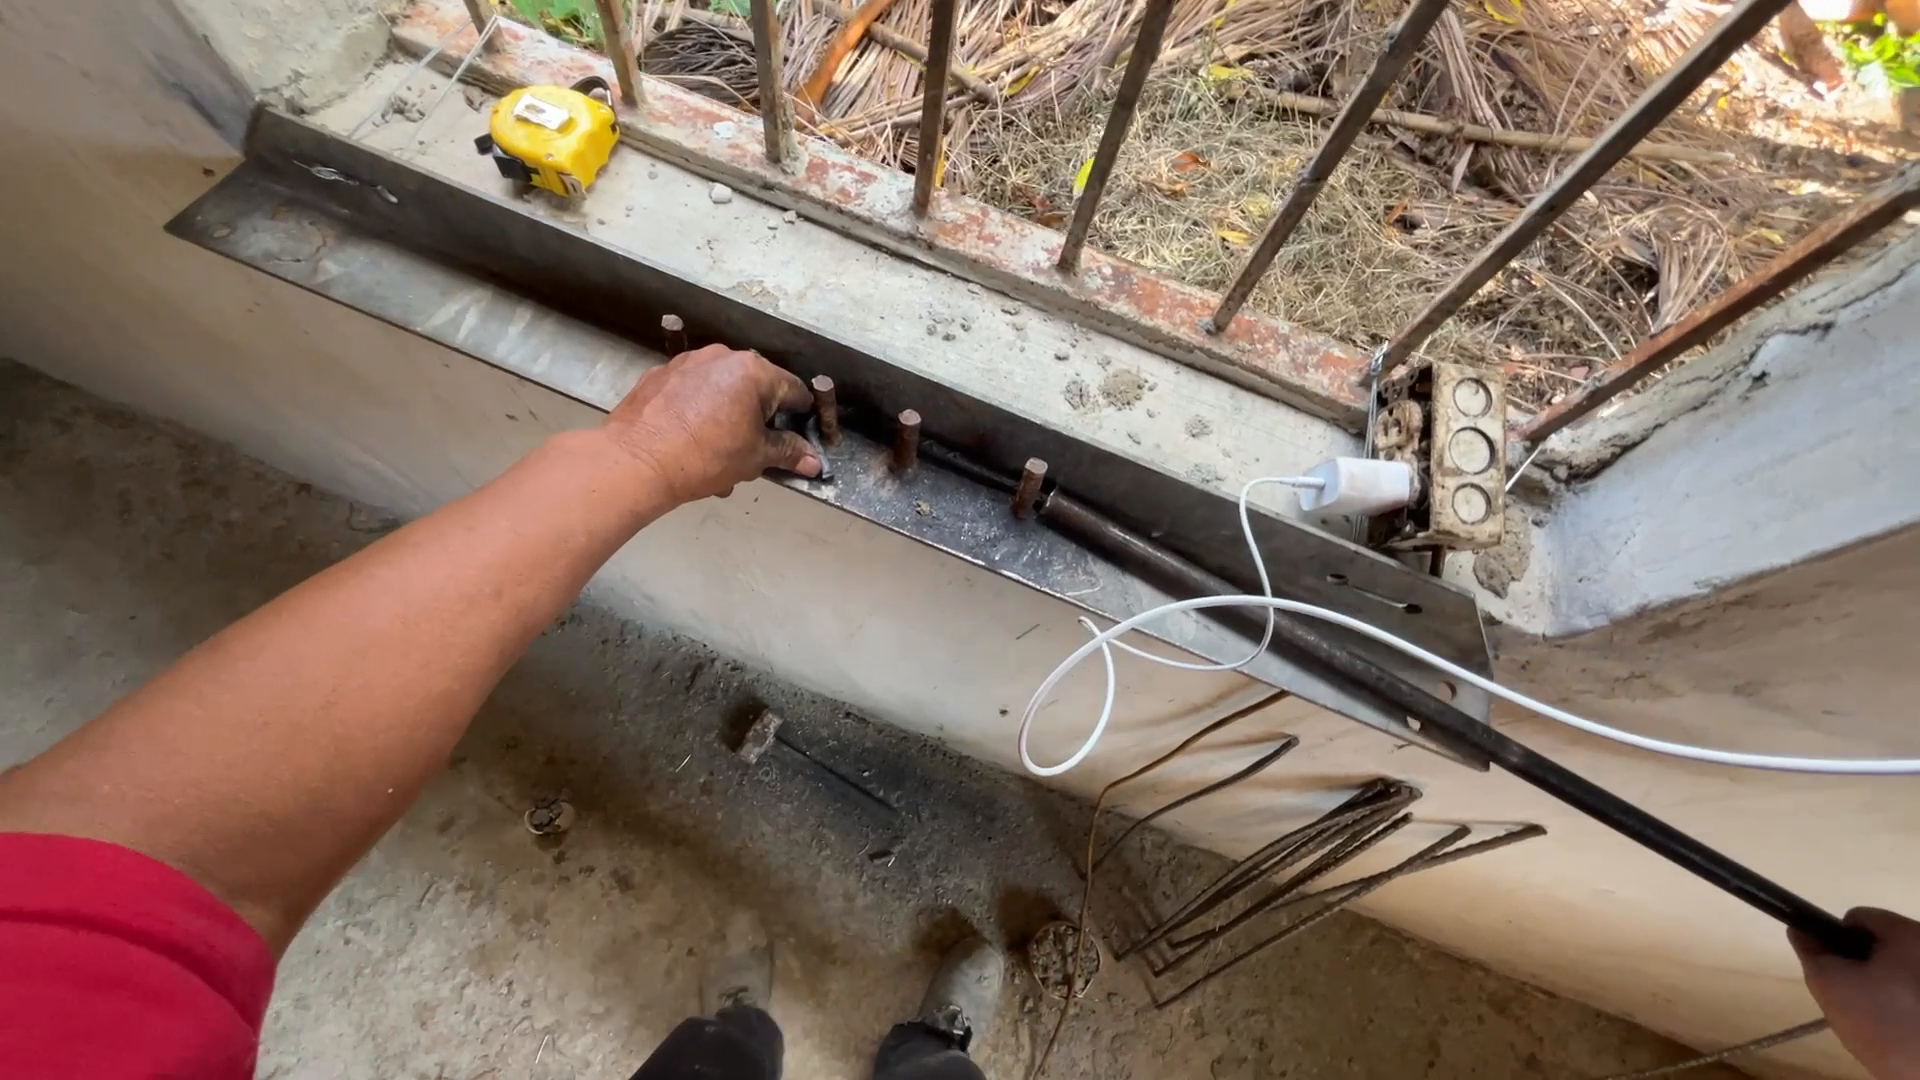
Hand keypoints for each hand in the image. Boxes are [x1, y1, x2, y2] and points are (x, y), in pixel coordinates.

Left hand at [603, 344, 820, 503]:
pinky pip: (695, 392)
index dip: (801, 417)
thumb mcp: (756, 457)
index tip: (798, 436)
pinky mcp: (662, 375)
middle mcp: (723, 358)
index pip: (794, 391)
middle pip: (757, 388)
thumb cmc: (702, 456)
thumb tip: (810, 460)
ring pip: (724, 391)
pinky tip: (695, 442)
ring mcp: (689, 363)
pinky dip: (701, 413)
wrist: (638, 461)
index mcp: (754, 372)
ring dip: (730, 418)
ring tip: (721, 453)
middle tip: (756, 451)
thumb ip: (788, 452)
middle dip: (761, 419)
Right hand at [1792, 908, 1919, 1077]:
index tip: (1837, 967)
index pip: (1860, 918)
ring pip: (1909, 974)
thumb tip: (1801, 931)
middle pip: (1890, 948)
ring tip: (1888, 1019)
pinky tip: (1910, 1030)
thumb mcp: (1828, 982)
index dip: (1838, 938)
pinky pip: (1917, 994)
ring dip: (1894, 988)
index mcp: (1912, 937)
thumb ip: (1810, 950)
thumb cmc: (1885, 1024)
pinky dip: (1912, 1007)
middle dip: (1870, 966)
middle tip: (1861, 996)